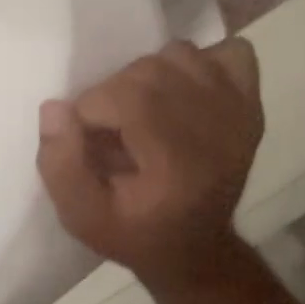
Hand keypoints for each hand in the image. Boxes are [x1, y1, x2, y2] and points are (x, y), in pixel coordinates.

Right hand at [37, 39, 263, 280]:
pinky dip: (201, 64)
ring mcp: (238, 111)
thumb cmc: (132, 233)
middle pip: (148, 71)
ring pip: (180, 56)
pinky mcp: (251, 104)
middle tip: (109, 130)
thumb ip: (58, 164)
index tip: (87, 141)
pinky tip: (183, 94)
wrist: (194, 250)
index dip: (89, 112)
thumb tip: (54, 107)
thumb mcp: (80, 215)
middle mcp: (213, 127)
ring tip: (141, 112)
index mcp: (175, 159)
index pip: (124, 97)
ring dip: (149, 76)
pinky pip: (229, 53)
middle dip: (113, 92)